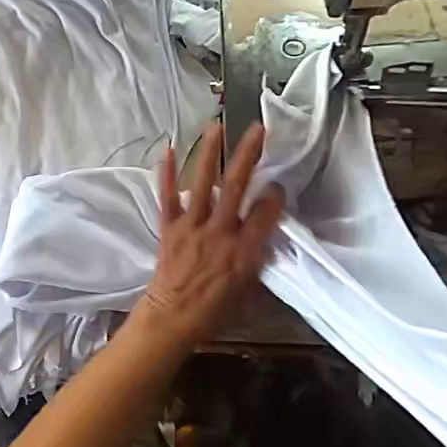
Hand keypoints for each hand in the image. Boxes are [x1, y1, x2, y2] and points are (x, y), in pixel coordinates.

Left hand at [134, 122, 284, 347]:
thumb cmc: (213, 313)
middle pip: (236, 187)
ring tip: (215, 126)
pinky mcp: (169, 228)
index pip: (266, 212)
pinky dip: (167, 173)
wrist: (171, 320)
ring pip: (202, 184)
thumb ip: (258, 263)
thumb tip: (266, 242)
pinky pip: (167, 197)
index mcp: (243, 250)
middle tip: (258, 129)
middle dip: (248, 155)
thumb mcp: (248, 292)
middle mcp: (219, 232)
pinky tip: (170, 149)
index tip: (279, 185)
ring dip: (209, 153)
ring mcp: (192, 227)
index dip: (275, 195)